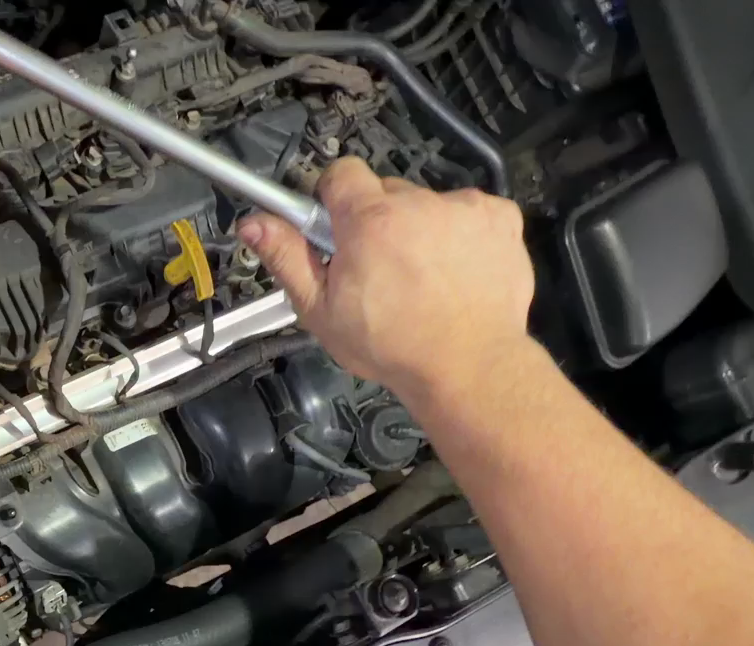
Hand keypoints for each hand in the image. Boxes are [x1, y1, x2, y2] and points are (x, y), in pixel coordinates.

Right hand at [238, 158, 533, 397]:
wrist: (466, 364)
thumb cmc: (389, 346)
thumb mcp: (320, 310)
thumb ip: (287, 258)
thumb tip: (254, 225)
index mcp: (369, 222)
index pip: (340, 174)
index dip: (329, 199)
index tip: (330, 228)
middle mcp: (418, 203)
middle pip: (382, 194)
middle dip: (371, 224)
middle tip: (370, 270)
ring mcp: (463, 207)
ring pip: (423, 206)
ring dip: (413, 232)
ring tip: (414, 280)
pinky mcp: (499, 216)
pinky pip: (463, 213)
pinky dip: (453, 237)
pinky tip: (447, 275)